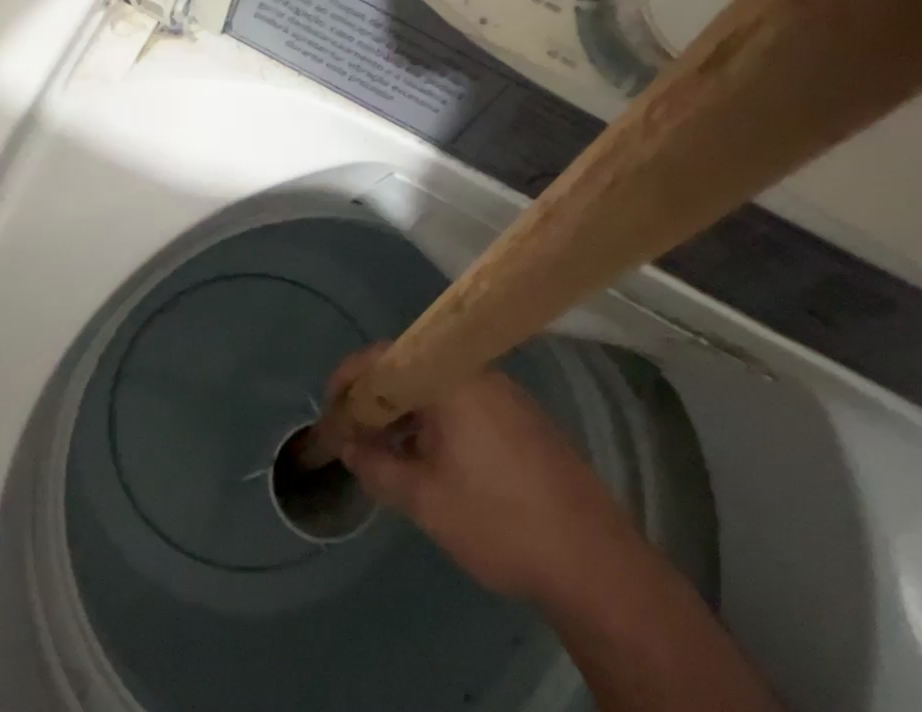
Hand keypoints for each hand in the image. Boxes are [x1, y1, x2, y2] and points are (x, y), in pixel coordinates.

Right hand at [328, 344, 639, 602]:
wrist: (593, 562)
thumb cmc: (498, 523)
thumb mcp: (423, 499)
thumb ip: (375, 465)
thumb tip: (346, 444)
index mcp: (452, 382)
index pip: (383, 359)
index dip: (347, 383)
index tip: (328, 417)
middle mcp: (481, 376)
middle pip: (411, 371)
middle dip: (374, 403)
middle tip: (349, 440)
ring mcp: (508, 398)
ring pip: (438, 392)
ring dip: (403, 417)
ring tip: (380, 456)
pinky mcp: (524, 422)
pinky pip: (464, 408)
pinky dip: (434, 426)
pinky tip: (425, 463)